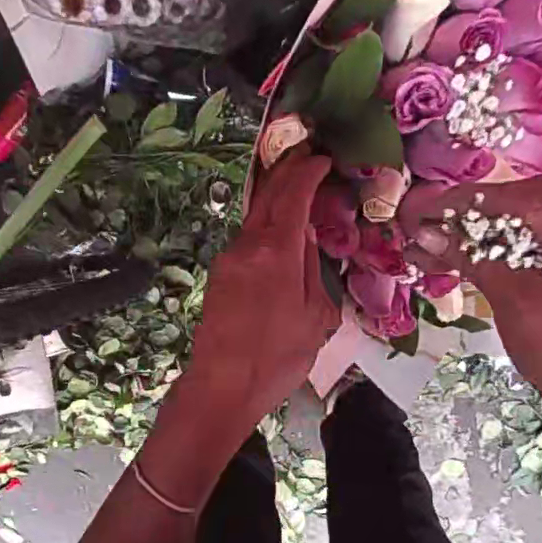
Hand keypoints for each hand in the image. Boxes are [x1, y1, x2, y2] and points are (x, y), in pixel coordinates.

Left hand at [184, 147, 338, 423]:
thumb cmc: (276, 357)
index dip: (308, 172)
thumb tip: (307, 237)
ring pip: (254, 220)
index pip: (292, 195)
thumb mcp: (314, 316)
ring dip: (275, 201)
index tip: (323, 159)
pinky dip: (264, 229)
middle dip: (287, 172)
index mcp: (274, 252)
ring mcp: (227, 261)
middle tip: (307, 155)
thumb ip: (312, 269)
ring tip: (298, 193)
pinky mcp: (218, 278)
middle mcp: (246, 247)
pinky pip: (246, 243)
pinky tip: (278, 238)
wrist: (222, 387)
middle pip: (266, 197)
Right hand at [400, 175, 541, 436]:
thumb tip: (424, 231)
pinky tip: (485, 240)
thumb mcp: (516, 303)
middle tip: (434, 220)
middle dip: (484, 210)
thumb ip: (474, 257)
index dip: (474, 202)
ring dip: (499, 220)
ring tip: (451, 233)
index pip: (536, 203)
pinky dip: (521, 233)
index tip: (428, 208)